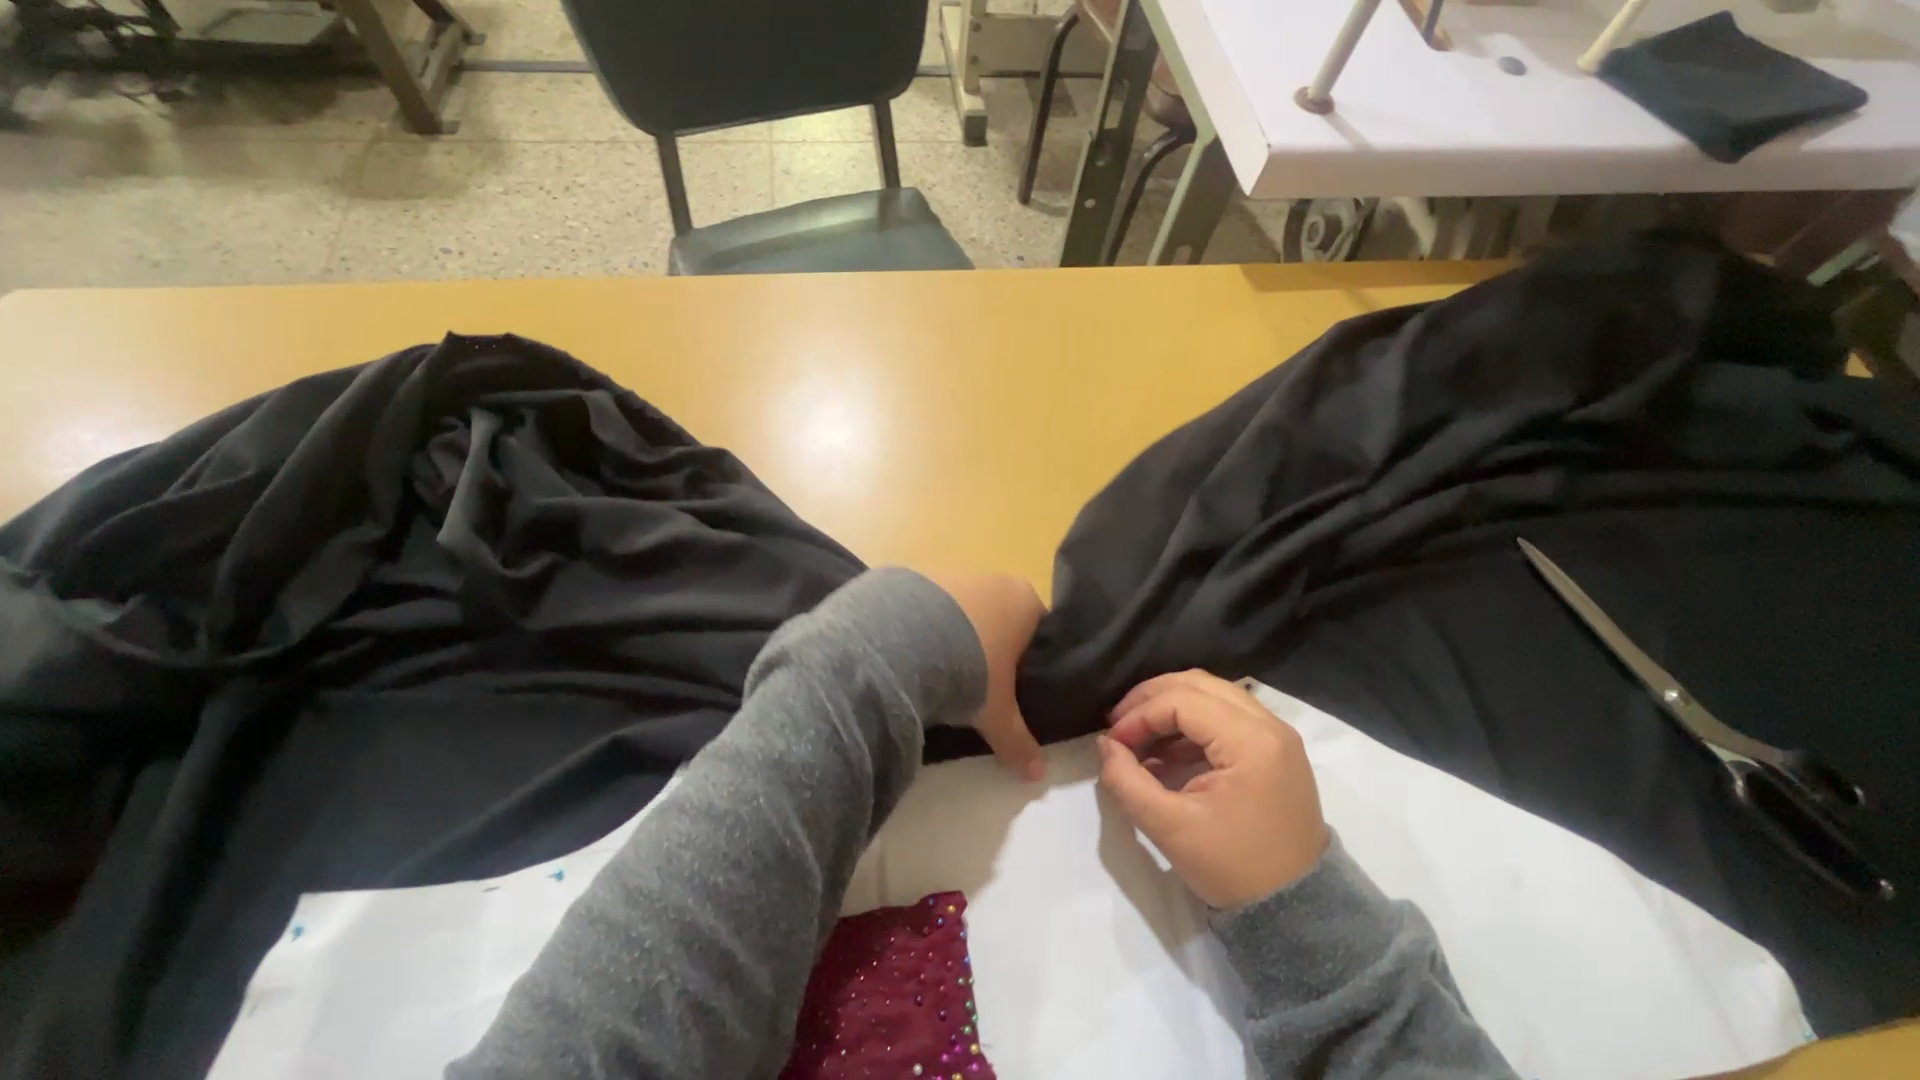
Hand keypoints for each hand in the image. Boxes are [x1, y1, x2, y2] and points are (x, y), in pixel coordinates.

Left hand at [928, 573, 1047, 781]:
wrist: (905, 639)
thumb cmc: (971, 669)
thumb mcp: (997, 713)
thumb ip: (1018, 741)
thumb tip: (1037, 775)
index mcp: (1025, 600)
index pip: (1039, 630)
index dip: (1030, 661)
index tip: (1016, 688)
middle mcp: (993, 579)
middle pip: (999, 618)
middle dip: (989, 648)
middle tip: (978, 686)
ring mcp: (951, 574)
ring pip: (962, 613)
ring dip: (954, 639)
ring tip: (940, 676)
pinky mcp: (912, 578)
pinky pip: (927, 609)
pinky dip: (923, 631)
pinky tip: (912, 658)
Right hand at [1096, 670, 1328, 908]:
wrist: (1295, 908)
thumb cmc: (1233, 867)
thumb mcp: (1169, 828)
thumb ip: (1127, 781)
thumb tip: (1106, 746)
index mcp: (1251, 741)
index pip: (1182, 701)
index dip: (1139, 715)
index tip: (1112, 743)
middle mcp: (1270, 725)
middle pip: (1199, 684)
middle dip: (1151, 699)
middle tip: (1118, 724)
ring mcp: (1277, 736)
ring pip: (1214, 695)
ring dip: (1171, 707)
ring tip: (1138, 735)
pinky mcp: (1276, 751)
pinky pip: (1228, 717)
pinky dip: (1193, 724)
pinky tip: (1166, 751)